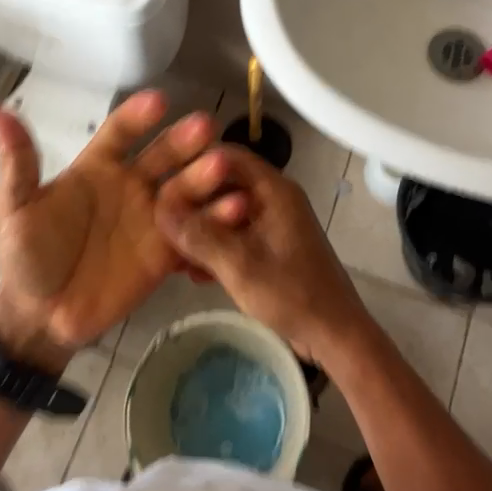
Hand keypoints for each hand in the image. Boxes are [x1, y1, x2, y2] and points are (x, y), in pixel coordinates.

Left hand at [0, 92, 213, 368]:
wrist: (42, 317)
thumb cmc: (27, 257)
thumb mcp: (14, 209)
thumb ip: (17, 162)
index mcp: (98, 167)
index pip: (121, 132)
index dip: (138, 117)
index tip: (158, 103)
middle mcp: (132, 184)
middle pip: (163, 155)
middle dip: (184, 140)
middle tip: (205, 128)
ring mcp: (154, 216)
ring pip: (185, 188)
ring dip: (205, 175)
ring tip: (223, 166)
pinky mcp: (169, 250)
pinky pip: (196, 230)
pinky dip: (216, 218)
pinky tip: (236, 209)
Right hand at [154, 145, 371, 363]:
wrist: (334, 334)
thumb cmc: (292, 294)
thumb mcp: (240, 266)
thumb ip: (200, 236)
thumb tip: (159, 209)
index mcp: (273, 190)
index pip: (227, 156)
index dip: (192, 163)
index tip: (160, 180)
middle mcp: (273, 198)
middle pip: (223, 184)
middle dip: (191, 203)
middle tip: (158, 220)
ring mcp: (272, 223)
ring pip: (225, 213)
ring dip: (200, 229)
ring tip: (168, 250)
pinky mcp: (270, 247)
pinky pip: (235, 235)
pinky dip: (215, 247)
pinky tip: (191, 270)